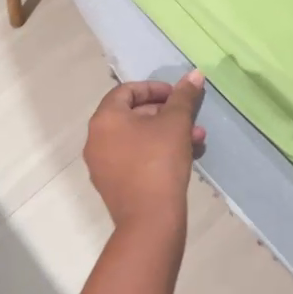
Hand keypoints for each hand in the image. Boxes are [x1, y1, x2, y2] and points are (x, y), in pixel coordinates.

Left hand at [82, 71, 206, 234]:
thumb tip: (194, 74)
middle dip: (167, 113)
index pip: (127, 91)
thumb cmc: (159, 160)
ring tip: (196, 139)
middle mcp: (96, 139)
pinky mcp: (113, 185)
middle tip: (190, 118)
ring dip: (167, 133)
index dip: (155, 88)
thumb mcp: (177, 122)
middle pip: (133, 114)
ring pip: (138, 138)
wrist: (150, 218)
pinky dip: (156, 151)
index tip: (178, 96)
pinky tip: (185, 157)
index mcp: (105, 119)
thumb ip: (184, 96)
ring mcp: (102, 165)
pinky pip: (134, 157)